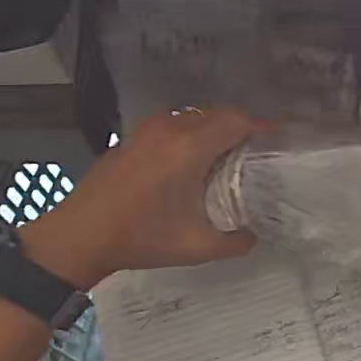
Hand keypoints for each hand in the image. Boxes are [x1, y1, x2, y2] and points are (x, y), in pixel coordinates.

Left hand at [17, 108, 263, 287]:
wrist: (80, 235)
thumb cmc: (140, 238)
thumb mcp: (197, 247)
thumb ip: (235, 241)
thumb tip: (254, 236)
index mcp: (189, 148)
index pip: (236, 121)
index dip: (262, 127)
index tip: (280, 139)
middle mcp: (169, 129)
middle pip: (217, 114)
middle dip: (242, 127)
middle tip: (259, 152)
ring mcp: (146, 130)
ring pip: (193, 117)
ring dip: (215, 129)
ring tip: (230, 156)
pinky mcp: (132, 138)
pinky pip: (173, 125)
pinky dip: (192, 134)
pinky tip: (193, 161)